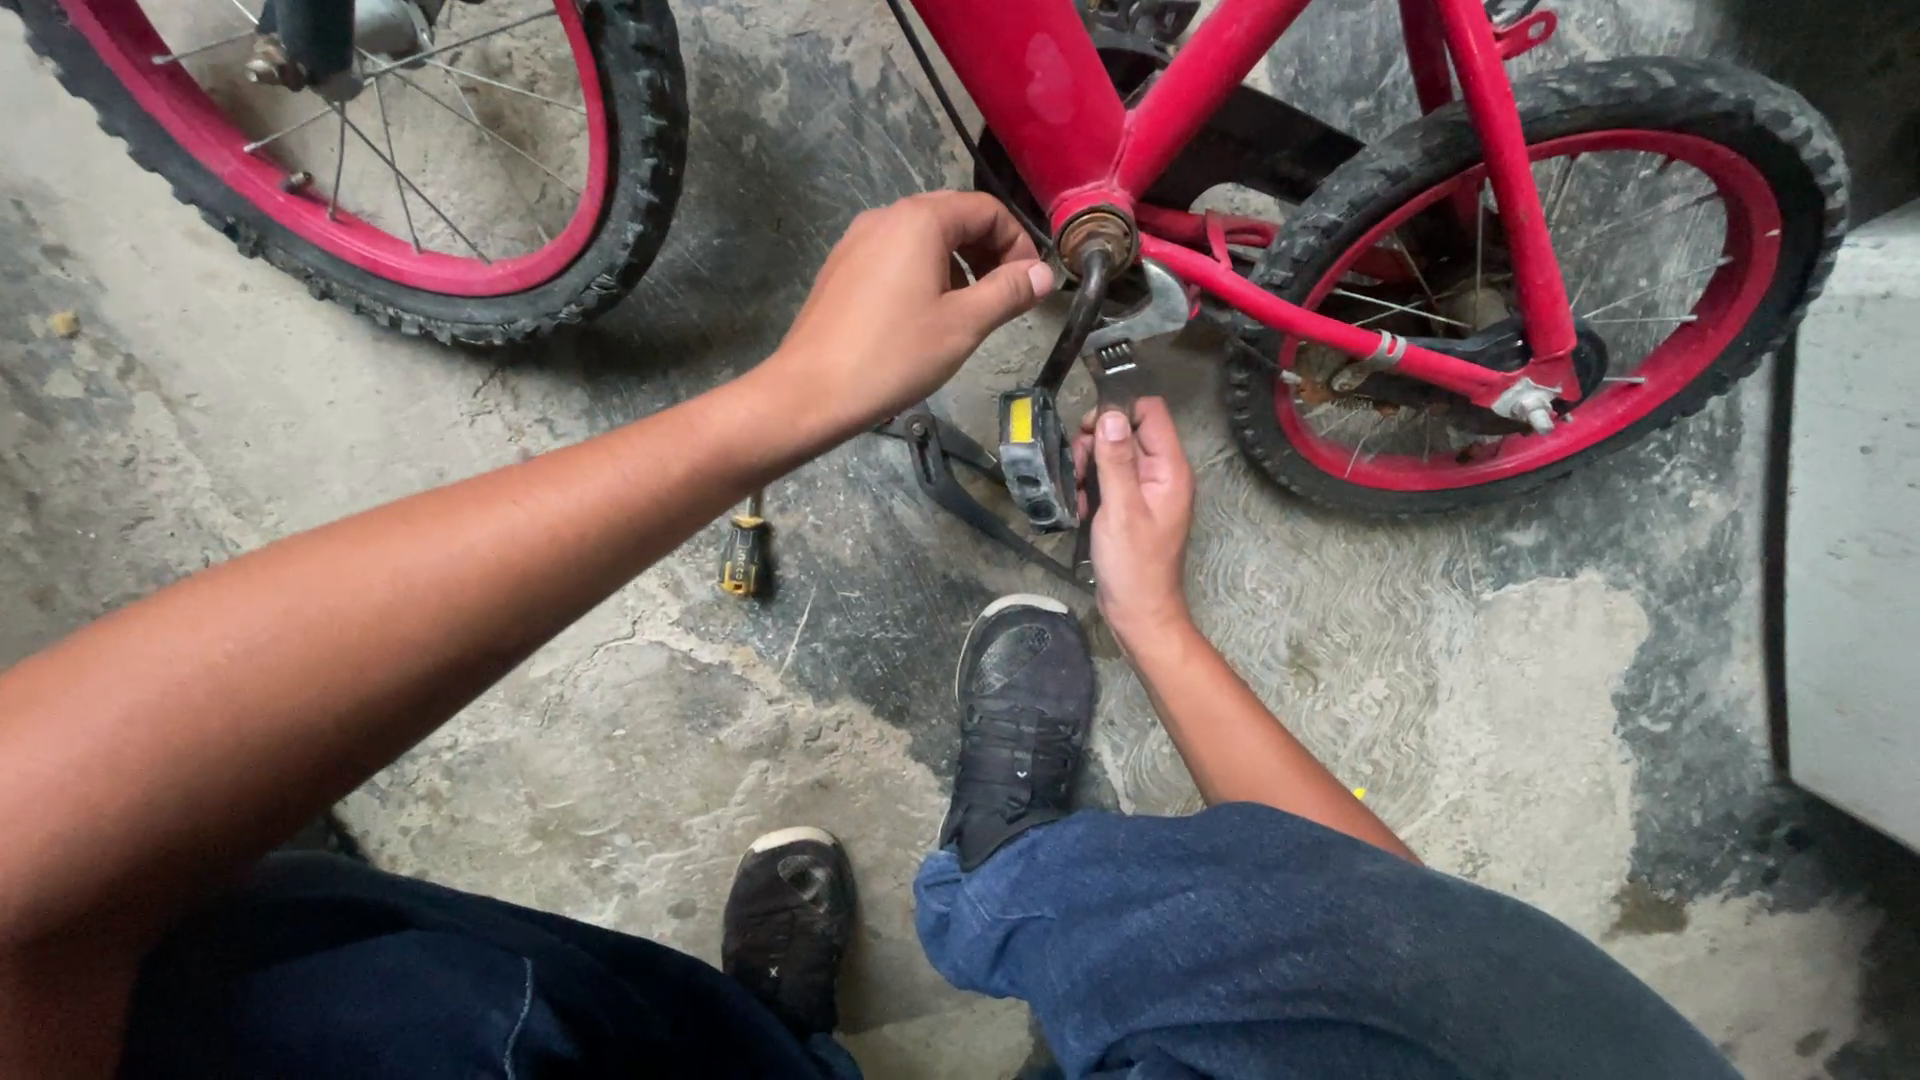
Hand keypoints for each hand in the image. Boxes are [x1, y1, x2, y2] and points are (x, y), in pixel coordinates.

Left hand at [766, 192, 1052, 437]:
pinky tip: (923, 318)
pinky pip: (894, 257)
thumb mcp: (964, 325)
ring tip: (966, 311)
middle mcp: (885, 216)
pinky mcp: (841, 268)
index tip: (1029, 286)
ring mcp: (857, 241)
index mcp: (920, 220)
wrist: (811, 391)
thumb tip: (1043, 274)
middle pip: (953, 217)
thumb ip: (1008, 292)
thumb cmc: (894, 356)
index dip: (1018, 244)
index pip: (986, 210)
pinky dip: (923, 274)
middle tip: (1003, 297)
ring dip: (957, 264)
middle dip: (987, 252)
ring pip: (922, 238)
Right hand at [1072, 398, 1195, 649]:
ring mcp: (1146, 491)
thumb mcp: (1121, 509)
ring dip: (1090, 467)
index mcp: (1170, 469)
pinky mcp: (1131, 506)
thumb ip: (1116, 460)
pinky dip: (1092, 488)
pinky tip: (1083, 507)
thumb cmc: (1134, 565)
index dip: (1119, 412)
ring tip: (1080, 493)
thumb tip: (1110, 415)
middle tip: (1079, 469)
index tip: (1089, 430)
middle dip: (1097, 444)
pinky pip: (1109, 480)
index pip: (1151, 413)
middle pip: (1128, 431)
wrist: (1138, 611)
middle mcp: (1162, 474)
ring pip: (1113, 455)